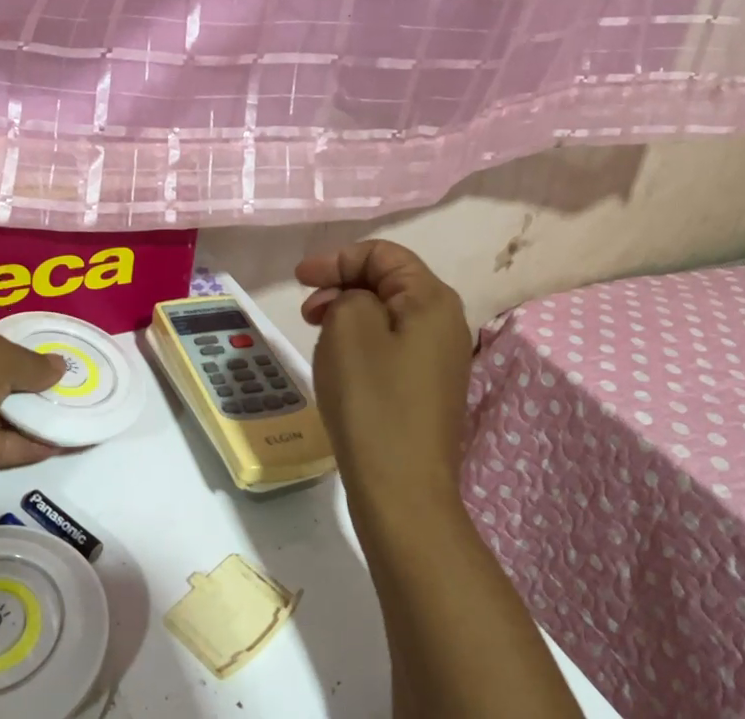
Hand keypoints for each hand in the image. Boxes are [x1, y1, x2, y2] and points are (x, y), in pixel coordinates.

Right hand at [296, 241, 472, 499]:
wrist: (402, 489)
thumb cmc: (373, 401)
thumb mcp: (349, 329)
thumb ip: (349, 295)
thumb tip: (358, 304)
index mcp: (433, 300)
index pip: (384, 254)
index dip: (337, 258)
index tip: (298, 279)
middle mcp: (446, 324)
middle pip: (389, 281)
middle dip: (342, 284)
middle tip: (306, 311)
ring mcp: (441, 360)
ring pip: (388, 315)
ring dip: (348, 314)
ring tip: (319, 337)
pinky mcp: (428, 390)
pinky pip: (392, 346)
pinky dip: (361, 342)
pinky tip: (340, 367)